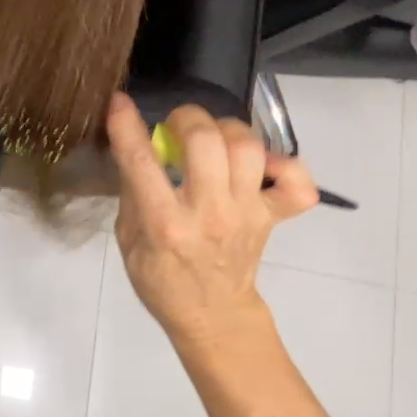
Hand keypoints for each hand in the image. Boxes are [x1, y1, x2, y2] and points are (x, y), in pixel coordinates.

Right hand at [106, 95, 318, 343]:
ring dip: (226, 130)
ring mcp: (246, 213)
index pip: (141, 162)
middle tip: (175, 125)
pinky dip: (284, 164)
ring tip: (212, 138)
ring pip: (247, 147)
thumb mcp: (128, 239)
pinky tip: (260, 165)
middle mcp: (208, 213)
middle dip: (186, 118)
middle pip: (205, 142)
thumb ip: (133, 194)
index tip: (119, 102)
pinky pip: (297, 182)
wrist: (213, 315)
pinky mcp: (273, 216)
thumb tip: (138, 147)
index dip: (127, 124)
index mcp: (163, 223)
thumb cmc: (160, 278)